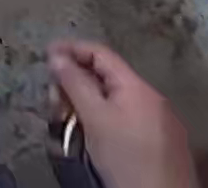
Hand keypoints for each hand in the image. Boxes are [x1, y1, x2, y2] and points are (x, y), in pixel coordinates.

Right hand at [47, 39, 196, 187]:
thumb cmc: (127, 159)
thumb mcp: (94, 118)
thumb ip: (73, 81)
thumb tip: (56, 56)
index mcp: (139, 88)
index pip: (100, 52)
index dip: (70, 48)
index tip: (46, 57)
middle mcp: (153, 100)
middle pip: (105, 77)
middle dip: (75, 81)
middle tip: (54, 96)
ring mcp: (160, 125)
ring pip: (113, 99)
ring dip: (85, 102)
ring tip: (67, 117)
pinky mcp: (161, 146)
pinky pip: (124, 118)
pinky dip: (102, 117)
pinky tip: (90, 132)